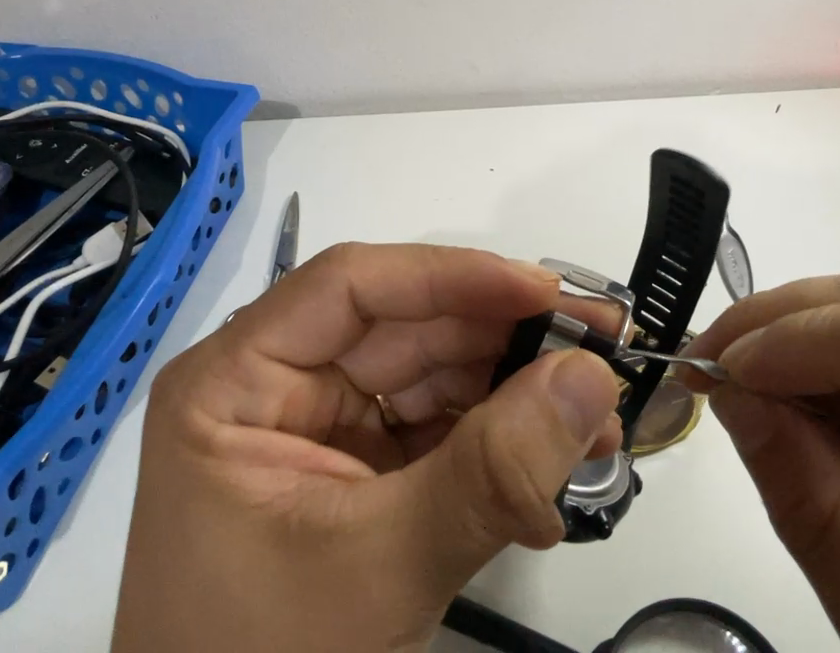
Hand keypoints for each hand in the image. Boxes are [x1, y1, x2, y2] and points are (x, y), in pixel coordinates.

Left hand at [112, 244, 622, 652]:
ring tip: (598, 419)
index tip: (546, 292)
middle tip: (604, 346)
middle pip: (405, 330)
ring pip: (433, 378)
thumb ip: (490, 470)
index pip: (351, 288)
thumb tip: (591, 376)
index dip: (453, 276)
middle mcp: (277, 388)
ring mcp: (321, 432)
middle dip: (506, 341)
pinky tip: (556, 466)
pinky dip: (499, 447)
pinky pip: (438, 433)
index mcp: (235, 382)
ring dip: (517, 397)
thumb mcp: (380, 564)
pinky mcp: (360, 475)